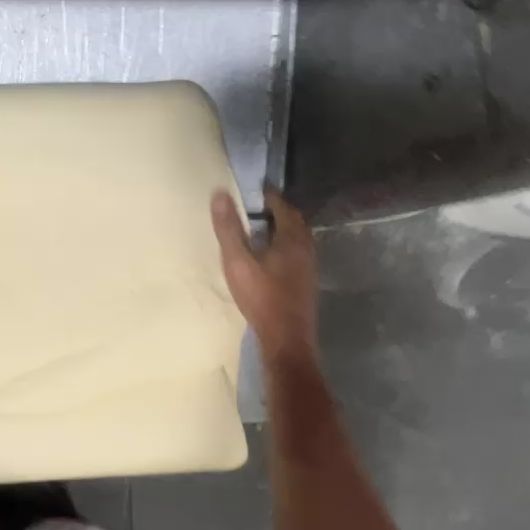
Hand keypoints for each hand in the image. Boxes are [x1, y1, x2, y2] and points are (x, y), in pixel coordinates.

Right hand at [211, 188, 317, 361]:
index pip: (284, 207)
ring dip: (282, 229)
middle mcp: (306, 248)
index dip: (270, 197)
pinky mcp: (306, 282)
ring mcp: (309, 267)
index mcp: (292, 239)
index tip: (255, 190)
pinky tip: (269, 256)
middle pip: (294, 222)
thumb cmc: (261, 297)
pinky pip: (297, 253)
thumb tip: (221, 194)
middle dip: (278, 211)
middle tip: (256, 206)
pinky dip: (284, 246)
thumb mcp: (238, 262)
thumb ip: (229, 229)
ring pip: (298, 238)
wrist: (286, 338)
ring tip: (260, 228)